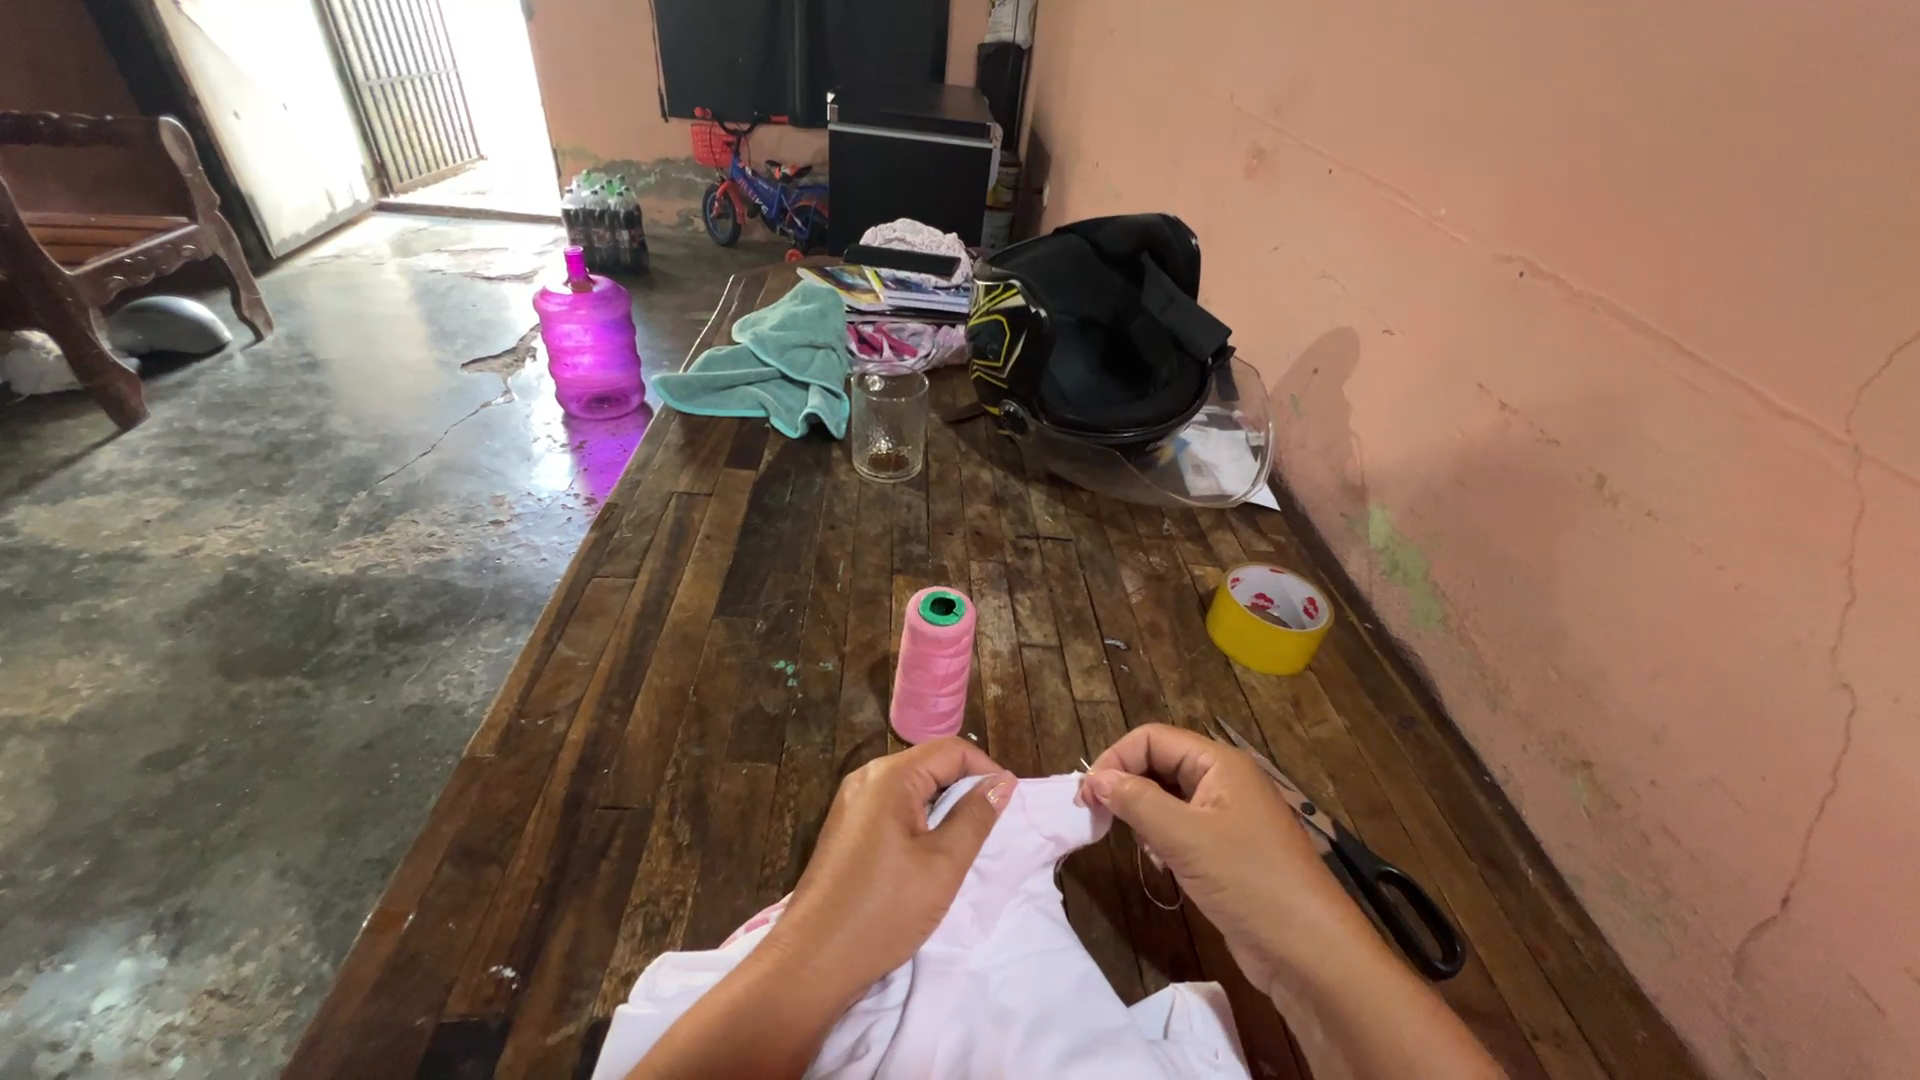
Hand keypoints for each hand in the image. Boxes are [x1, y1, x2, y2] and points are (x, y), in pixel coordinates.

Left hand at [765, 737, 1016, 997]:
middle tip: (990, 829)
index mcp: (889, 777)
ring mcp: (852, 803)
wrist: (813, 962)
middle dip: (965, 789)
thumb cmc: (884, 910)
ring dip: (944, 809)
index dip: (986, 769)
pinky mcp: (847, 829)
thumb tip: (1003, 782)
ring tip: (964, 845)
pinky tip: (929, 857)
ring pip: (913, 788)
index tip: (1009, 805)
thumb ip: (976, 817)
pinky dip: (919, 822)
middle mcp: (867, 779)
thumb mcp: (943, 864)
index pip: (951, 749)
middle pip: (930, 764)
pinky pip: (893, 809)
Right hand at [1079, 724, 1384, 994]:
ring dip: (1143, 815)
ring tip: (1139, 845)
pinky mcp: (1228, 850)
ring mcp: (1229, 816)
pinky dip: (1162, 839)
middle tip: (1099, 819)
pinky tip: (1161, 863)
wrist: (1311, 952)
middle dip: (1126, 786)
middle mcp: (1224, 781)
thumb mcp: (1184, 837)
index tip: (1086, 797)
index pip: (1152, 738)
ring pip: (1168, 797)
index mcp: (1220, 763)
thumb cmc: (1248, 881)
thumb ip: (1136, 801)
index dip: (1115, 760)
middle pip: (1160, 764)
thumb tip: (1094, 779)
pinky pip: (1182, 828)